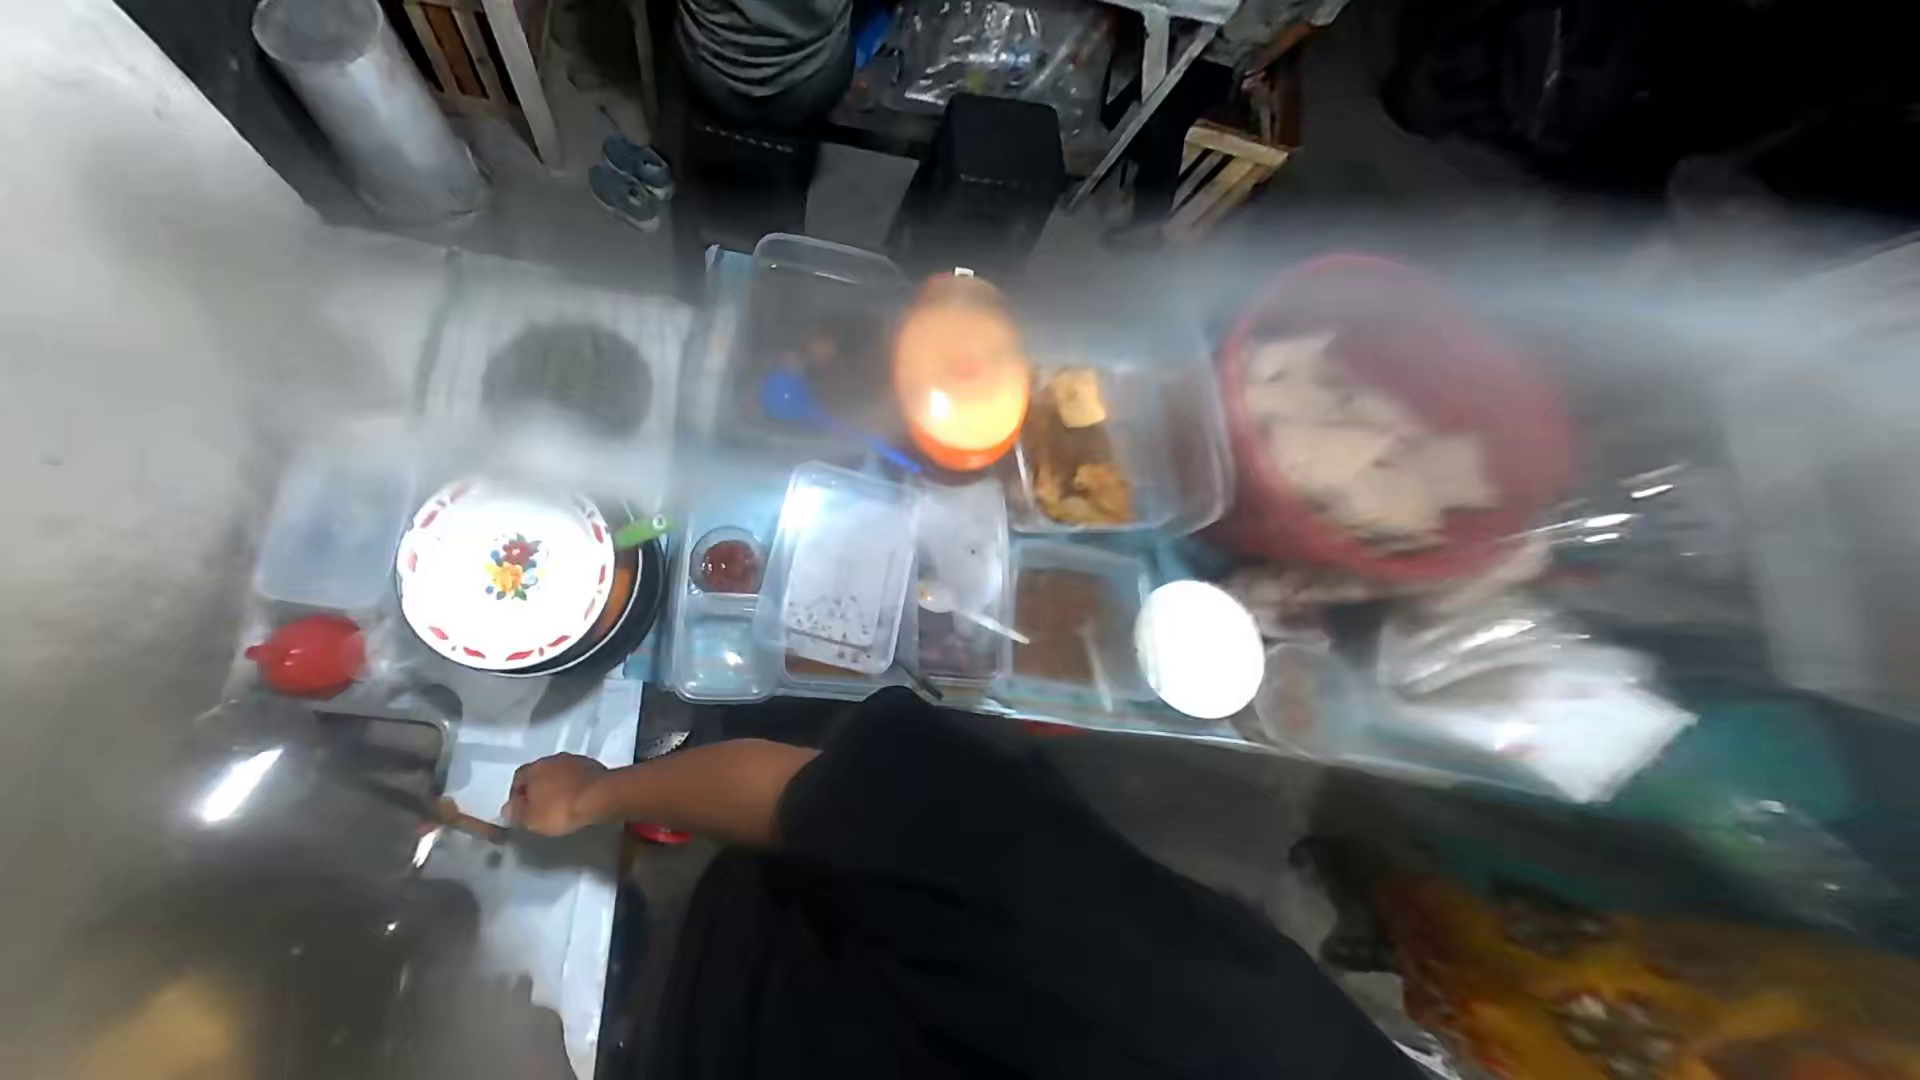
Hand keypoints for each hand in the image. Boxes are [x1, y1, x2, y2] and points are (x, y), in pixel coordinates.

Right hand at [503, 753, 609, 835]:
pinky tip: (578, 801)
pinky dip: (575, 787)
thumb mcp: (530, 818)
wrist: (602, 797)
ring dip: (558, 787)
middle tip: (539, 809)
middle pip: (541, 773)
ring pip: (561, 774)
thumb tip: (509, 807)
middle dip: (538, 789)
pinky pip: (578, 777)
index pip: (518, 777)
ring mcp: (578, 760)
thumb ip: (515, 812)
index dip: (516, 795)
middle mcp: (557, 758)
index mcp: (536, 767)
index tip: (520, 811)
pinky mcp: (596, 767)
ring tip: (560, 807)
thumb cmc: (561, 808)